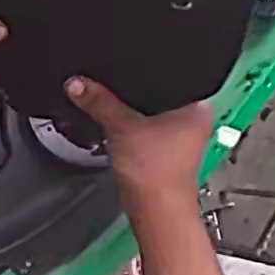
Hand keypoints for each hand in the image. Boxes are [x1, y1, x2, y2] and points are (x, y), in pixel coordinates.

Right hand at [65, 76, 214, 208]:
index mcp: (197, 106)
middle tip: (110, 87)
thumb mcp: (121, 127)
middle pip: (155, 95)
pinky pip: (143, 131)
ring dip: (130, 113)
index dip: (145, 69)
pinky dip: (130, 129)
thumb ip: (99, 102)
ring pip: (148, 114)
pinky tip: (117, 128)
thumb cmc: (156, 172)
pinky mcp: (162, 152)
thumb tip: (77, 83)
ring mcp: (178, 138)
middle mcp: (192, 120)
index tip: (123, 65)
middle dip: (132, 94)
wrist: (154, 209)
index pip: (170, 75)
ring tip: (112, 108)